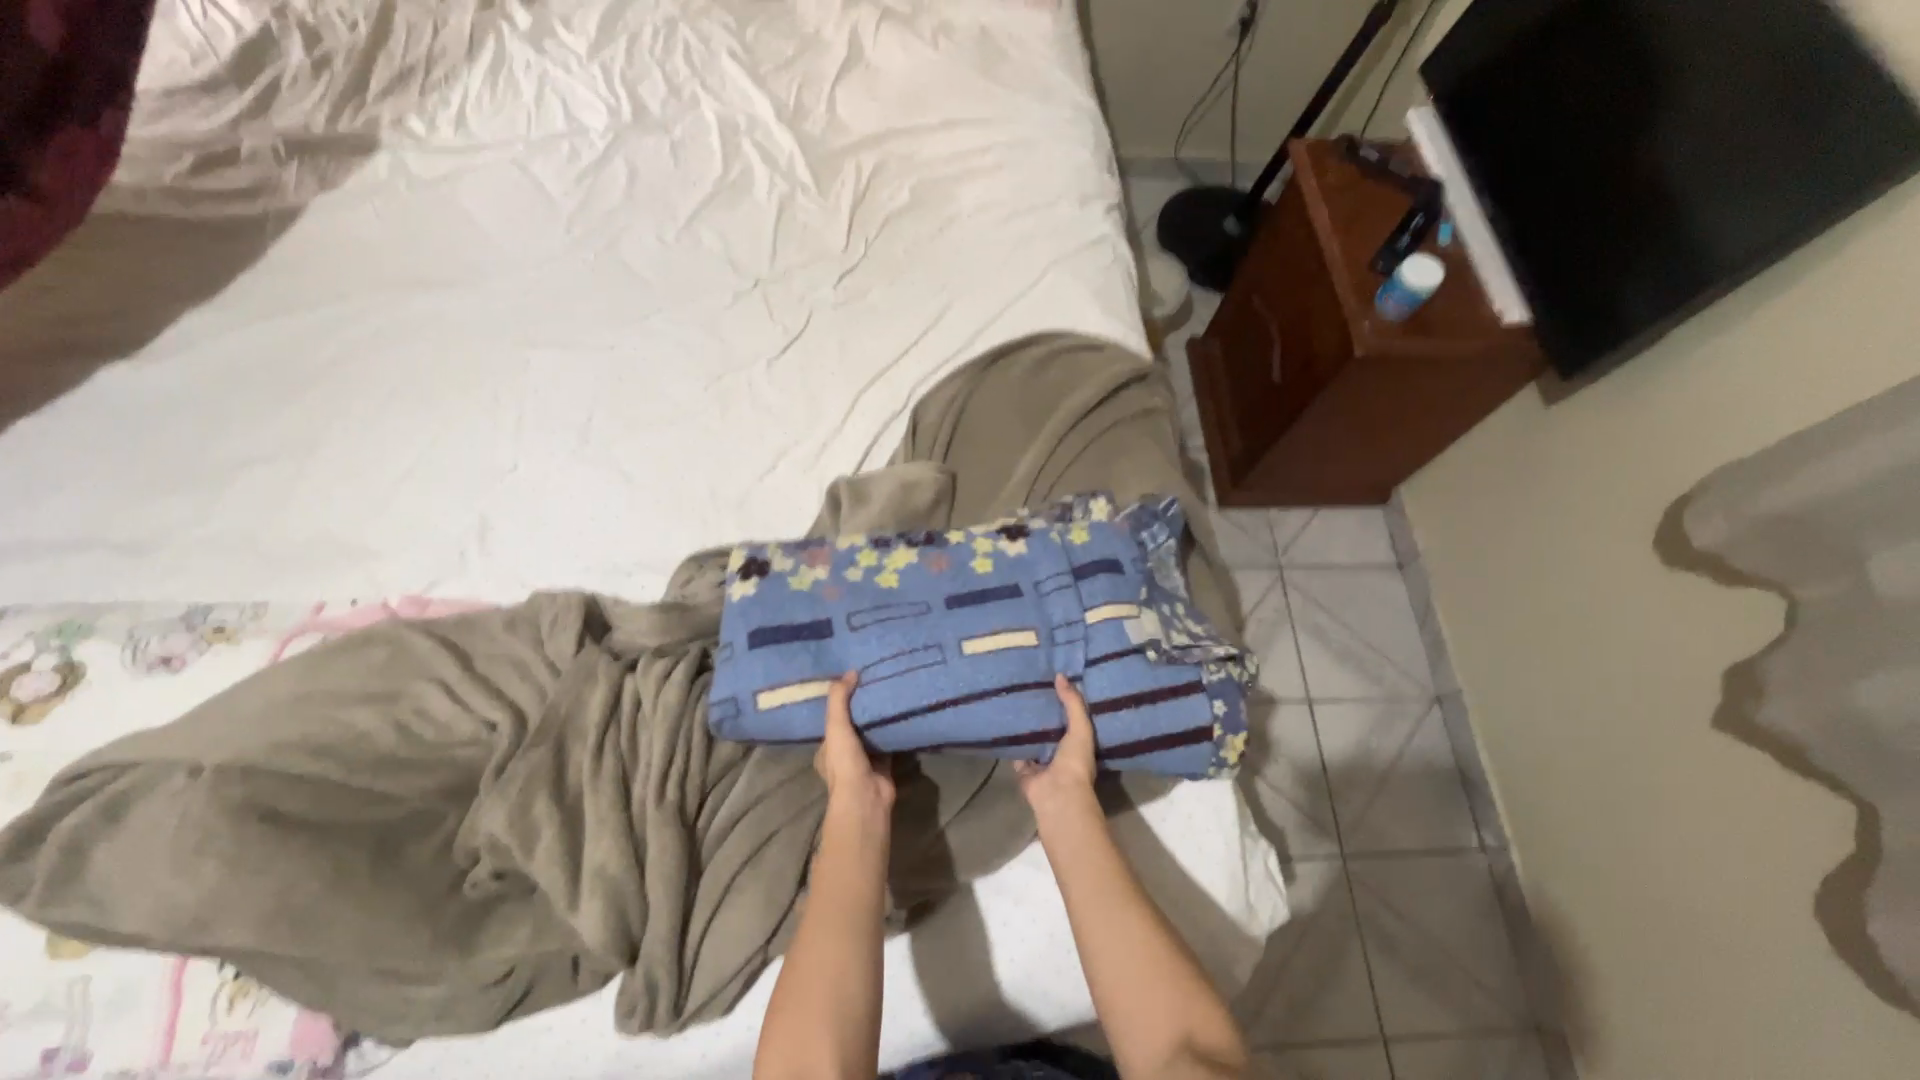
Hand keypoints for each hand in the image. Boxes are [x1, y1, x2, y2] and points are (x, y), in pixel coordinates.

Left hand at [815, 673, 893, 812]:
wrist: (866, 796)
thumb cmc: (845, 762)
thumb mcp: (836, 725)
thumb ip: (839, 699)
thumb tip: (850, 672)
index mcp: (826, 748)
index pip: (832, 720)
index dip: (841, 703)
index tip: (854, 684)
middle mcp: (843, 755)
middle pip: (853, 726)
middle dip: (863, 710)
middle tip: (876, 686)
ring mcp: (864, 761)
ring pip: (871, 735)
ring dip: (879, 720)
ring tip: (890, 695)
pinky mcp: (884, 765)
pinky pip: (889, 743)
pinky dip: (894, 732)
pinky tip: (902, 715)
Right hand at [1014, 674, 1099, 813]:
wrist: (1058, 792)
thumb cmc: (1075, 760)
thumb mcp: (1081, 727)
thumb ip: (1072, 702)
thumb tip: (1060, 675)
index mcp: (1078, 742)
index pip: (1071, 717)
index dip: (1064, 701)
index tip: (1053, 680)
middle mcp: (1060, 751)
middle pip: (1049, 727)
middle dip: (1042, 711)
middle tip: (1029, 686)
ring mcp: (1041, 761)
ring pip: (1032, 738)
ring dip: (1025, 725)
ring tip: (1014, 699)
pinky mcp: (1023, 768)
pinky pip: (1016, 750)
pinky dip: (1010, 740)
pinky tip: (1002, 721)